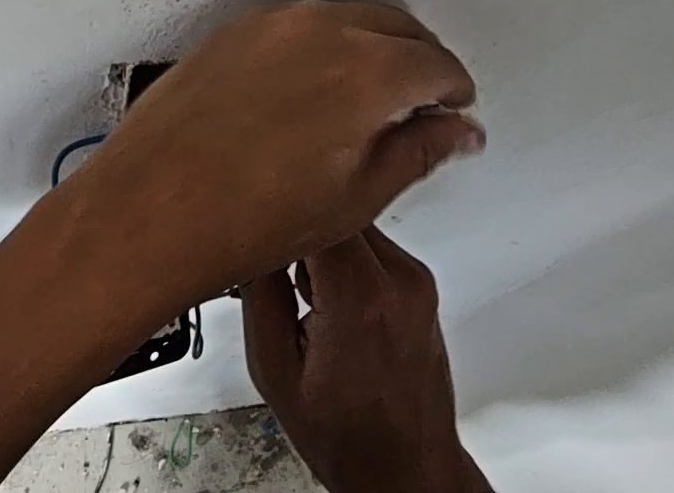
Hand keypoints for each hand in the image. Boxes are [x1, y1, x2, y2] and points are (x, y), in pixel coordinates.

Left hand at [58, 0, 481, 304]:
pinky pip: (298, 26)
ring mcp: (271, 25)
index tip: (454, 106)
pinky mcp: (234, 32)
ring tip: (367, 100)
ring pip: (346, 20)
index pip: (437, 62)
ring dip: (370, 48)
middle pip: (396, 29)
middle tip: (422, 103)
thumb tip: (456, 131)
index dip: (455, 88)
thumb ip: (419, 150)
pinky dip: (322, 46)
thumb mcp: (357, 196)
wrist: (149, 209)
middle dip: (419, 61)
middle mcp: (320, 30)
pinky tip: (312, 89)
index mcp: (366, 69)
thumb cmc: (243, 216)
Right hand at [243, 227, 492, 492]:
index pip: (317, 208)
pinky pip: (372, 242)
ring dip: (323, 241)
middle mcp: (398, 279)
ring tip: (305, 291)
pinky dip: (346, 256)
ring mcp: (415, 278)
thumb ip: (259, 291)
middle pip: (338, 208)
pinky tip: (330, 296)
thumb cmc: (344, 434)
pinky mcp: (421, 281)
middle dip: (300, 225)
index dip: (282, 207)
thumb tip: (252, 237)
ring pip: (355, 219)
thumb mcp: (273, 367)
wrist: (404, 468)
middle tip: (274, 260)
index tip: (259, 216)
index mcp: (359, 298)